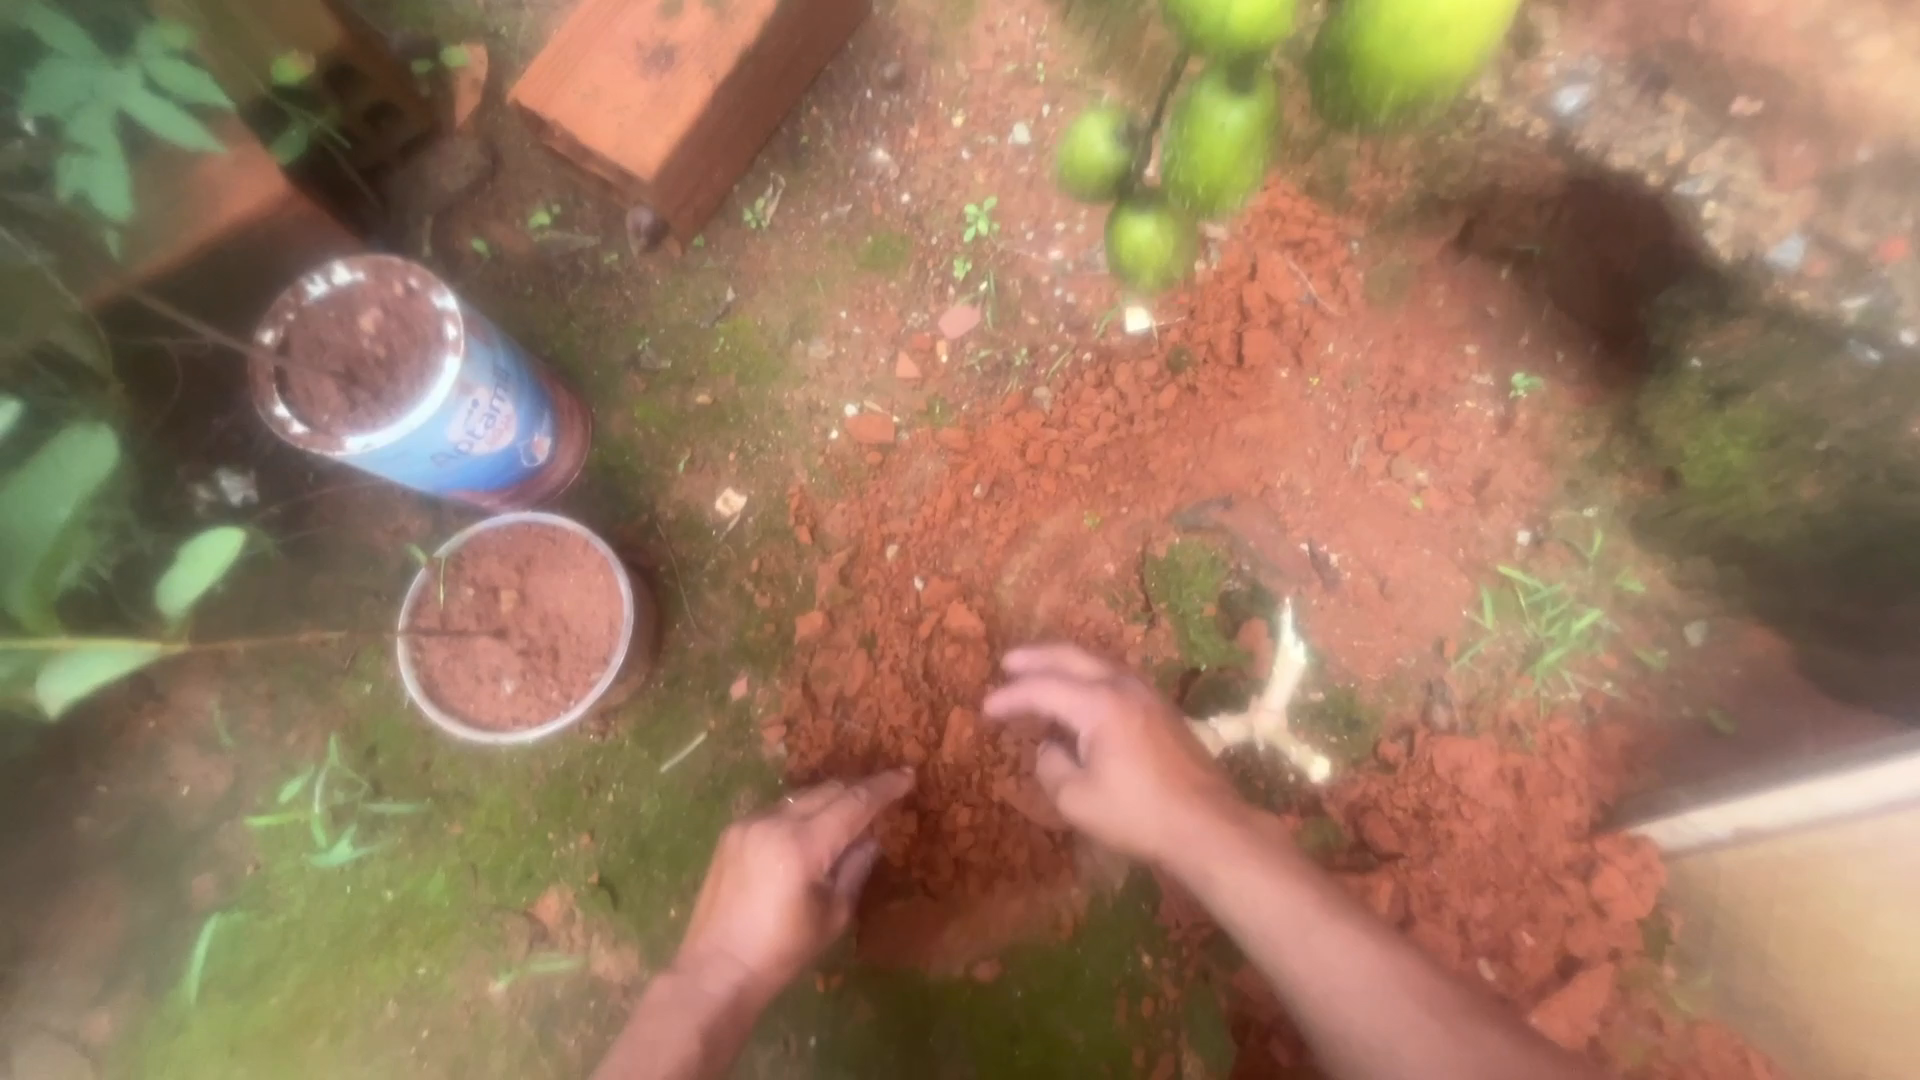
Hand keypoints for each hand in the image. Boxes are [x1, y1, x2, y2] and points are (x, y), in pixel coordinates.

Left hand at [671, 770, 914, 1005]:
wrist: (716, 970)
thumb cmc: (782, 952)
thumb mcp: (833, 915)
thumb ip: (855, 867)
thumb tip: (870, 837)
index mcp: (803, 845)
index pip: (854, 803)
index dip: (884, 787)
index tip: (908, 774)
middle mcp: (775, 822)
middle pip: (828, 790)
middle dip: (858, 791)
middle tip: (882, 798)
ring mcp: (750, 822)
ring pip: (802, 796)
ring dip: (829, 801)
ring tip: (846, 819)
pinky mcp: (733, 831)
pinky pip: (778, 809)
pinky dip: (800, 814)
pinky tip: (807, 834)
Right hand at [983, 645, 1243, 865]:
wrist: (1208, 826)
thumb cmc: (1138, 815)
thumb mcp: (1076, 800)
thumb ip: (1051, 765)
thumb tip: (1051, 746)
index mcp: (1098, 704)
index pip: (1042, 689)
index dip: (1010, 697)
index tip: (985, 709)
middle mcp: (1122, 686)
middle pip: (1070, 657)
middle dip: (1034, 658)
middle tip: (1007, 664)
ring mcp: (1146, 693)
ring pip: (1095, 663)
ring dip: (1062, 664)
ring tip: (1038, 672)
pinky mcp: (1160, 708)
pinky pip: (1113, 678)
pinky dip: (1085, 677)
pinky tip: (1078, 694)